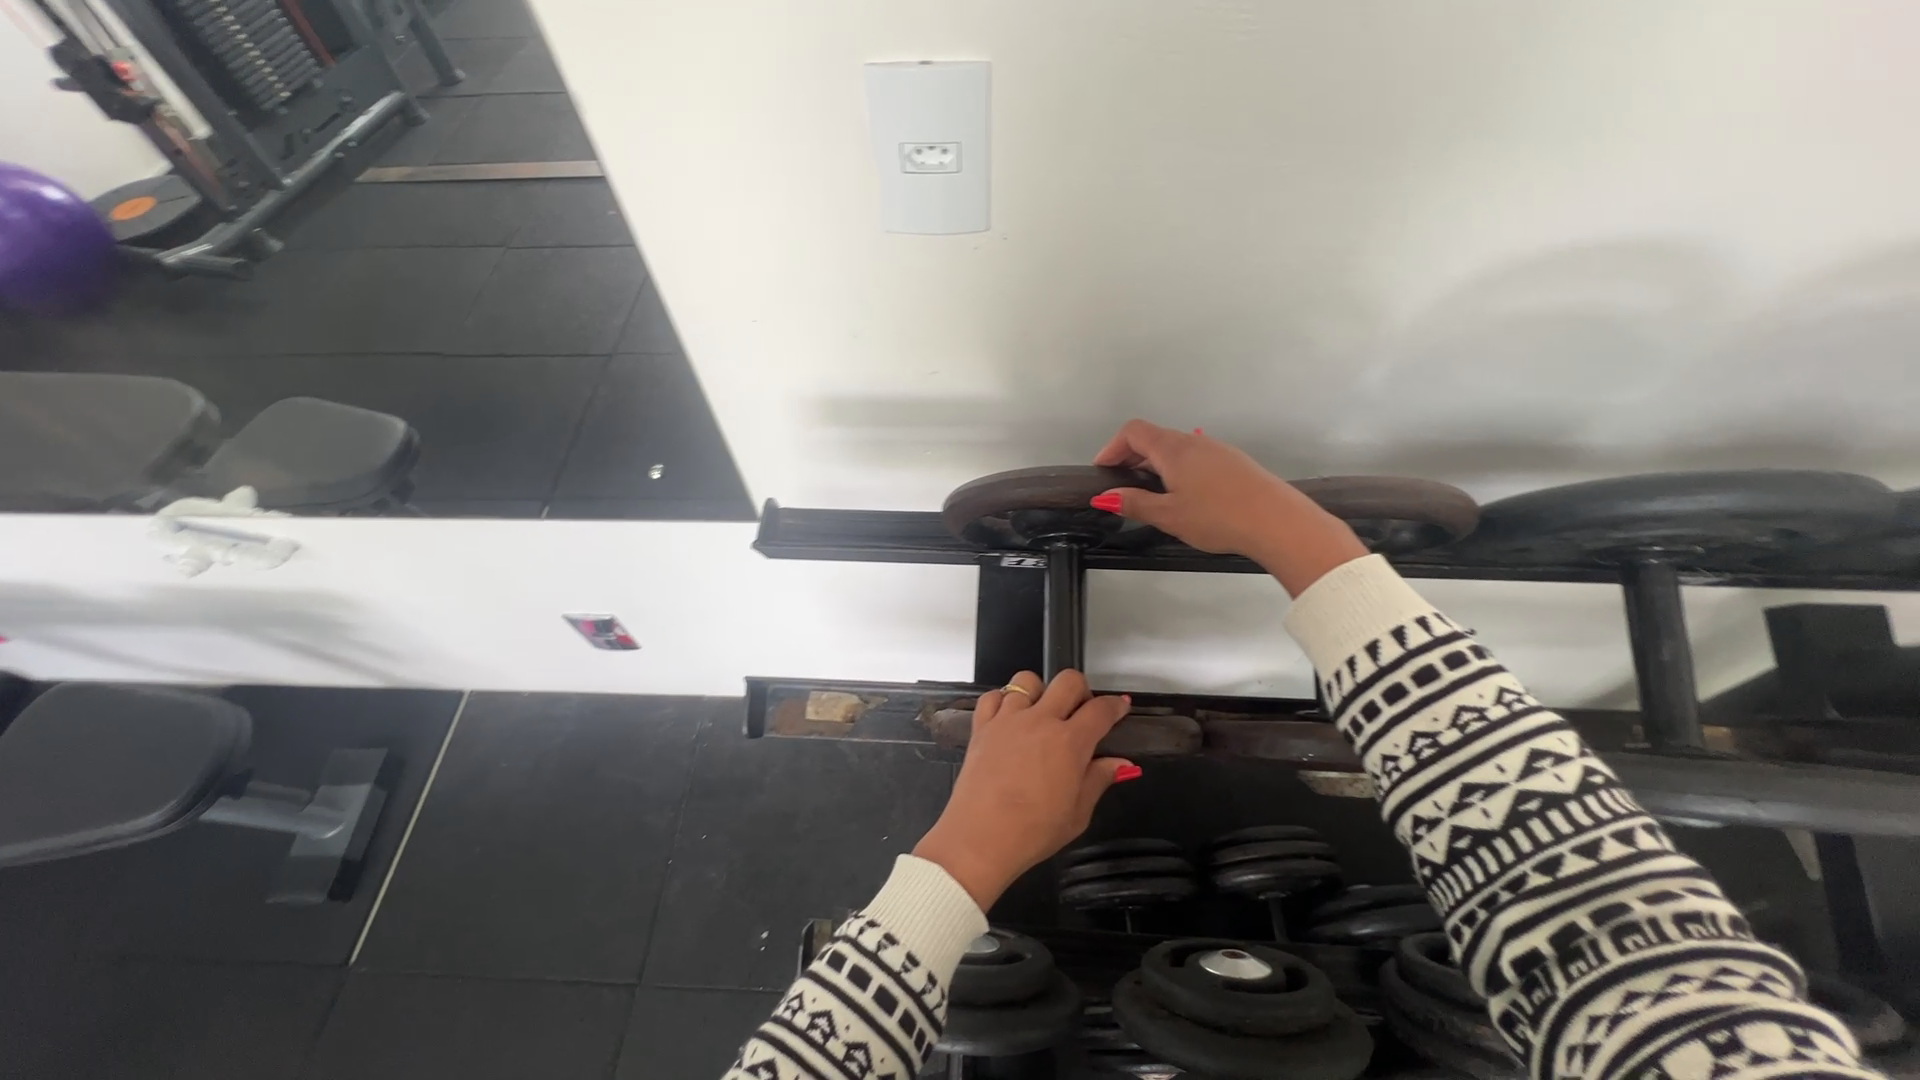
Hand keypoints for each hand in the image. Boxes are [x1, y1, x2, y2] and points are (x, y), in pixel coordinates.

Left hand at [912, 670, 1135, 910]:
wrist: (980, 838)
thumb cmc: (1033, 831)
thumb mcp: (1078, 814)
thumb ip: (1099, 780)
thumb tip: (1122, 764)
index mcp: (1070, 742)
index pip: (1100, 710)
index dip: (1115, 706)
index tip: (1120, 708)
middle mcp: (1040, 721)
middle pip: (1068, 681)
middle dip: (1082, 690)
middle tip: (1082, 709)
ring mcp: (1008, 720)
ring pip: (1027, 681)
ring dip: (1041, 691)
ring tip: (1042, 712)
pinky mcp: (982, 727)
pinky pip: (993, 697)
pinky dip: (1003, 700)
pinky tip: (1009, 718)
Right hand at [1092, 419, 1367, 595]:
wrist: (1277, 522)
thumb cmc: (1220, 517)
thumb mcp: (1168, 515)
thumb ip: (1134, 503)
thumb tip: (1106, 496)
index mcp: (1173, 450)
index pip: (1133, 431)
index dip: (1113, 448)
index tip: (1104, 471)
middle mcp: (1195, 442)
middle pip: (1154, 437)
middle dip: (1132, 457)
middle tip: (1122, 485)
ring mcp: (1217, 450)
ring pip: (1177, 447)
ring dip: (1156, 464)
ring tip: (1152, 493)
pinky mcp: (1234, 463)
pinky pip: (1197, 457)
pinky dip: (1179, 469)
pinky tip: (1185, 495)